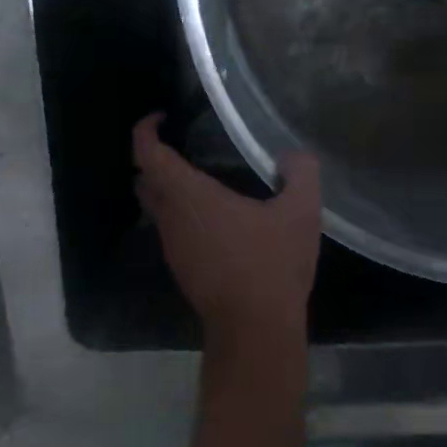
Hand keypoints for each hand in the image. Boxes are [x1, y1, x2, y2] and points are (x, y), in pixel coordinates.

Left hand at [133, 114, 321, 353]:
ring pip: (157, 208)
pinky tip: (218, 220)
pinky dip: (182, 215)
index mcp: (189, 196)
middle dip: (155, 159)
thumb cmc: (271, 264)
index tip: (160, 117)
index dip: (145, 130)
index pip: (148, 154)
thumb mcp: (300, 212)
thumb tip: (294, 155)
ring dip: (169, 190)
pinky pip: (172, 230)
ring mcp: (172, 247)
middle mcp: (171, 218)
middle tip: (184, 145)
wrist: (255, 329)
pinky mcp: (182, 269)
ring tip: (206, 181)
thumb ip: (301, 173)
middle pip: (145, 180)